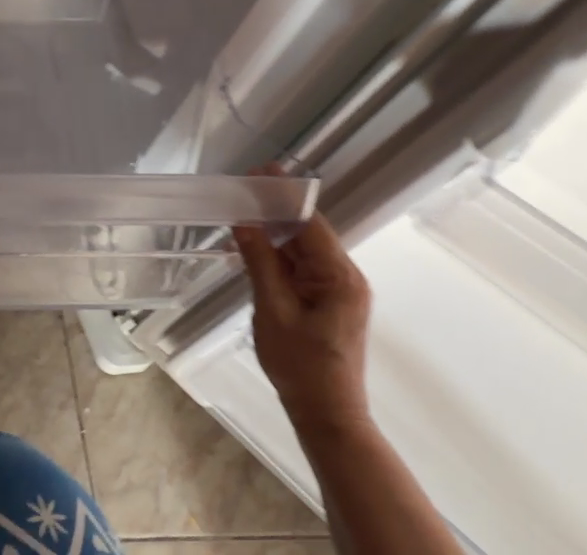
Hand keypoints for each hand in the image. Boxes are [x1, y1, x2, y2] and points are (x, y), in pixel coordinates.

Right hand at [232, 213, 372, 432]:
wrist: (327, 414)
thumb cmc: (301, 364)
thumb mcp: (273, 310)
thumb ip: (260, 261)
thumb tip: (245, 222)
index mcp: (339, 275)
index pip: (310, 221)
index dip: (283, 194)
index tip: (259, 171)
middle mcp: (346, 277)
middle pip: (308, 232)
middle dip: (275, 210)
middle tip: (240, 192)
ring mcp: (339, 291)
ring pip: (303, 250)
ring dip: (274, 234)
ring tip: (240, 216)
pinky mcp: (328, 303)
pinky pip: (302, 268)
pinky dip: (278, 256)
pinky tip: (252, 250)